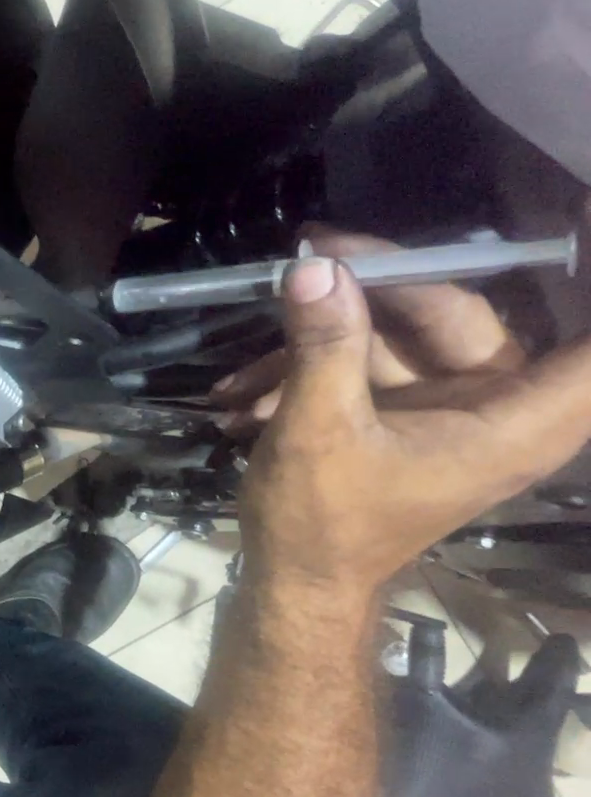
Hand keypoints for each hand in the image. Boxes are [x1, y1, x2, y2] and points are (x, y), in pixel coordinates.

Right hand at [239, 257, 590, 592]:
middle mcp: (494, 404)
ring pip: (390, 340)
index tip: (555, 216)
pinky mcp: (395, 416)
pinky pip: (357, 370)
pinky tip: (240, 397)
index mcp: (518, 416)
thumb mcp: (317, 430)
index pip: (589, 340)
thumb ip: (324, 346)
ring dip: (310, 349)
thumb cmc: (325, 520)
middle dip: (371, 292)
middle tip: (305, 262)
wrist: (293, 580)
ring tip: (240, 378)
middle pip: (452, 316)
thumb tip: (313, 267)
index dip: (571, 268)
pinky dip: (300, 375)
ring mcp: (441, 408)